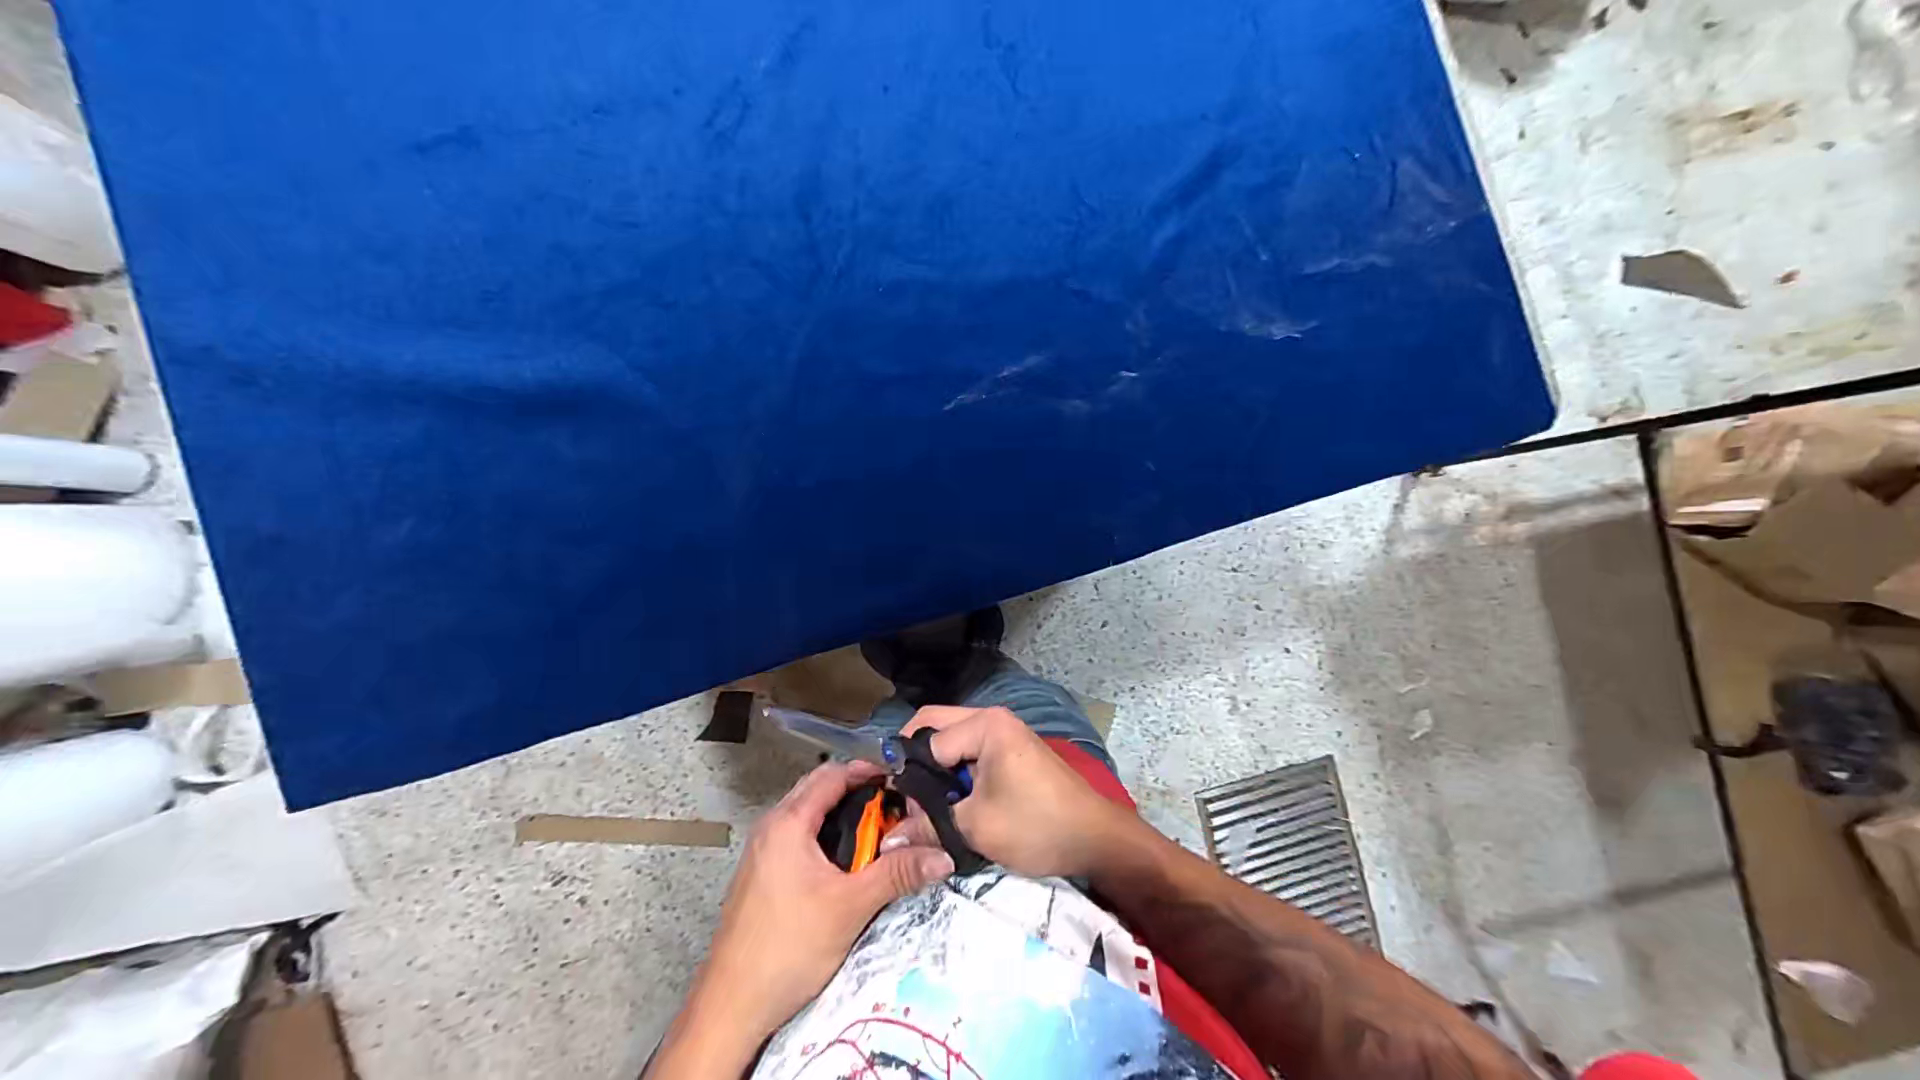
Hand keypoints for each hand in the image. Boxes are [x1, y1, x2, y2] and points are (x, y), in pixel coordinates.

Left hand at [701, 761, 954, 1037]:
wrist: (731, 1006)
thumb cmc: (789, 947)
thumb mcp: (851, 907)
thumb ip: (897, 874)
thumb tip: (943, 856)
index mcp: (788, 823)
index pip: (832, 775)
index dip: (867, 771)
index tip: (900, 780)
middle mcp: (770, 827)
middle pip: (816, 788)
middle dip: (855, 789)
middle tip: (892, 805)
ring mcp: (761, 850)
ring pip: (805, 812)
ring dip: (838, 812)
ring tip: (875, 830)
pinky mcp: (759, 874)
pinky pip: (795, 834)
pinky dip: (822, 833)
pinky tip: (843, 861)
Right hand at [901, 705, 1145, 879]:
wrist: (1097, 839)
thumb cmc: (1037, 826)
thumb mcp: (977, 828)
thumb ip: (928, 826)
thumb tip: (888, 841)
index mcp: (985, 725)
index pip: (925, 740)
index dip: (906, 774)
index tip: (896, 807)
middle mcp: (992, 718)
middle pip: (934, 726)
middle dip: (915, 761)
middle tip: (907, 800)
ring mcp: (1004, 733)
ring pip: (951, 740)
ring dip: (936, 769)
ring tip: (929, 807)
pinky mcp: (1011, 751)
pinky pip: (969, 751)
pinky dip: (955, 772)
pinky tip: (952, 803)